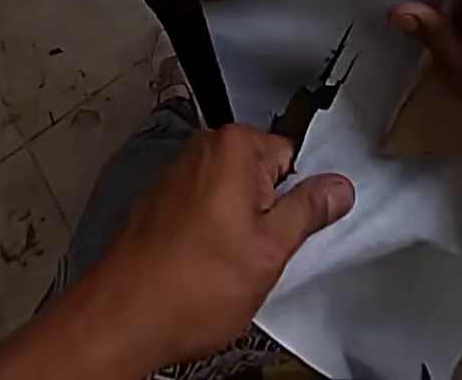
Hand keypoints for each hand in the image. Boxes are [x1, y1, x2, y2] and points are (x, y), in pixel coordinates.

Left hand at [76, 124, 354, 370]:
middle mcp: (206, 148)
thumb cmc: (189, 284)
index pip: (292, 156)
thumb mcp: (270, 249)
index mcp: (235, 146)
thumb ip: (310, 210)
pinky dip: (213, 229)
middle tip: (259, 252)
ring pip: (235, 191)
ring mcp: (182, 171)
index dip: (297, 196)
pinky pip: (208, 203)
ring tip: (228, 263)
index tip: (295, 225)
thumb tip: (337, 188)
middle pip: (262, 172)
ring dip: (240, 224)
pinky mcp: (166, 197)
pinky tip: (206, 265)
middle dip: (267, 211)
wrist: (124, 316)